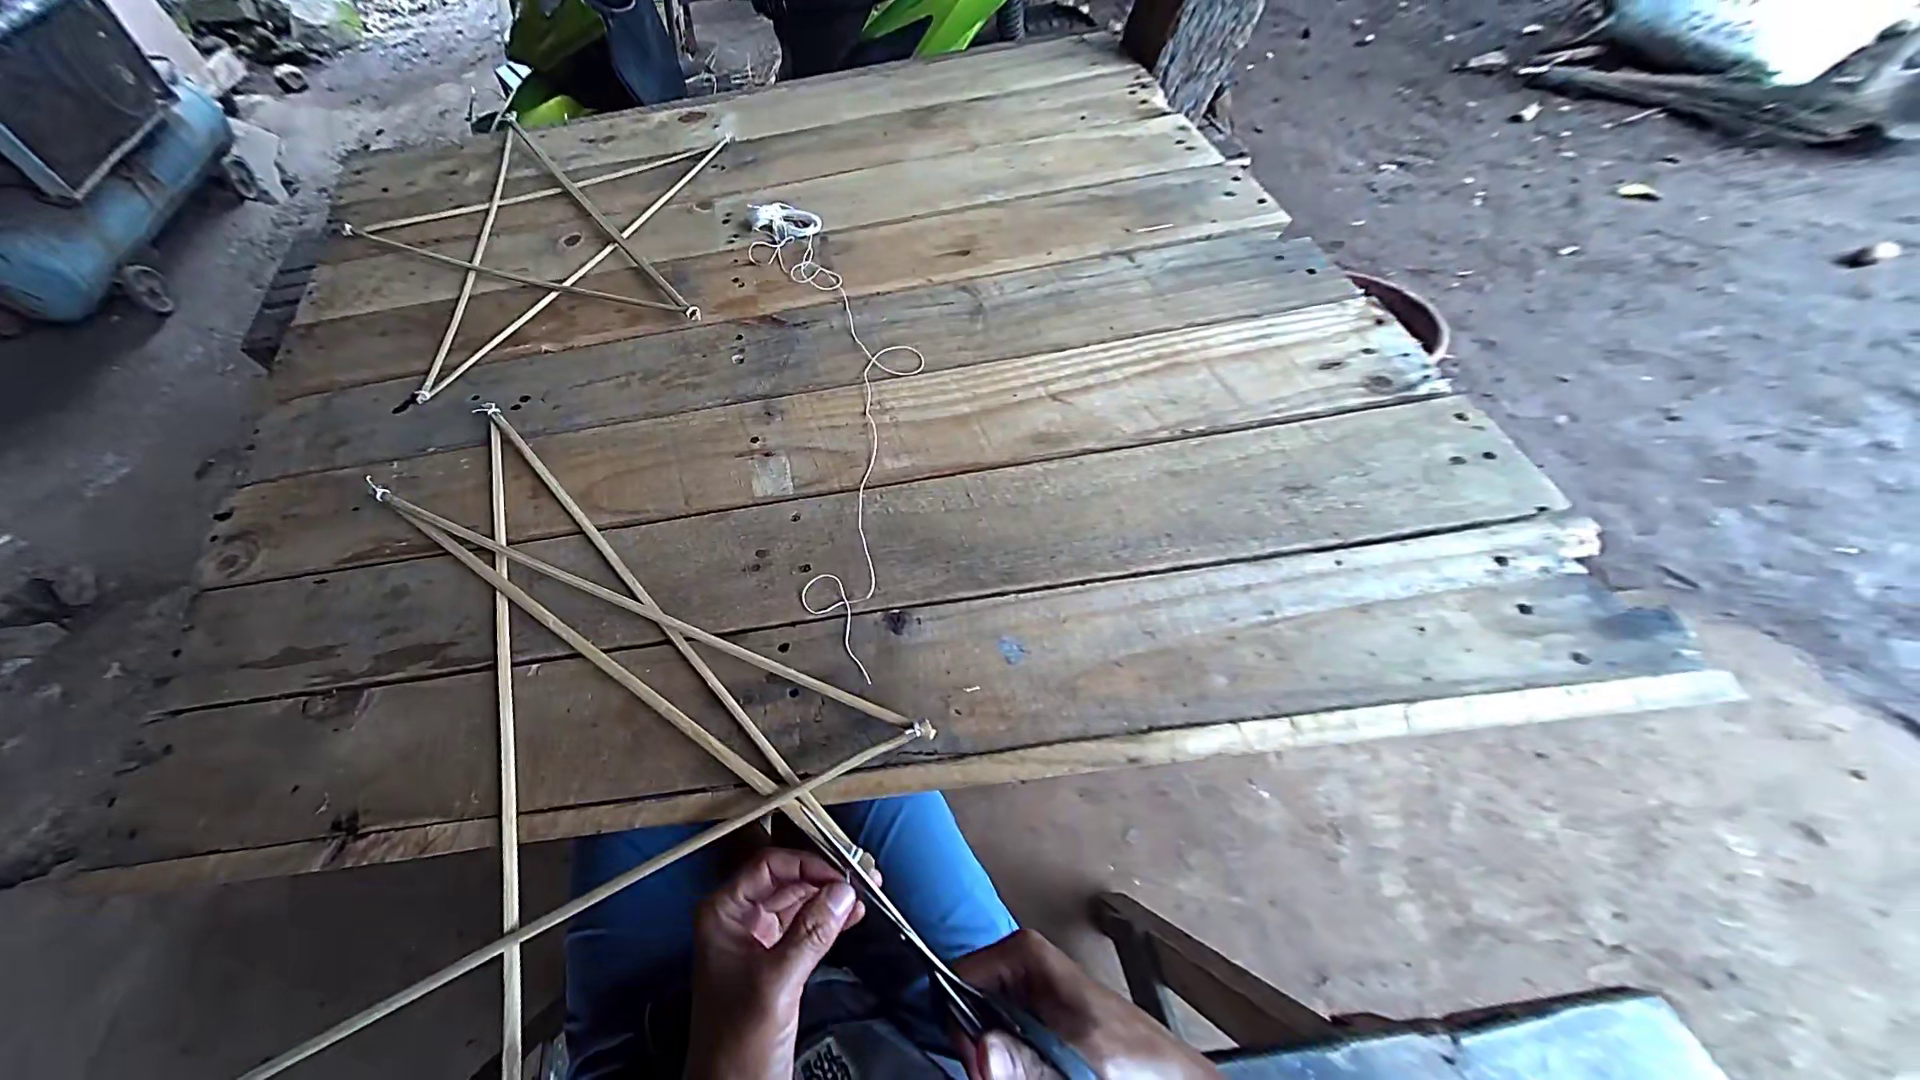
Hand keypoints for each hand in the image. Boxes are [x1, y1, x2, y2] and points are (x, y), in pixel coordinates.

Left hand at [684, 847, 867, 1079]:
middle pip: (786, 878)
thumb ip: (811, 933)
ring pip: (798, 899)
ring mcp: (755, 939)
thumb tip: (843, 891)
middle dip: (824, 876)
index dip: (807, 863)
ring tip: (863, 892)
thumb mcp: (777, 984)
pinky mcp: (773, 959)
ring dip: (830, 895)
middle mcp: (737, 919)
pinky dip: (828, 917)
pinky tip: (851, 915)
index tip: (841, 872)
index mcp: (724, 914)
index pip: (769, 865)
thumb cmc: (736, 1047)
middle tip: (860, 876)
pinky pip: (804, 924)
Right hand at [952, 929, 1220, 1079]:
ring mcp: (1022, 992)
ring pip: (980, 1031)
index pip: (959, 979)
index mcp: (1024, 953)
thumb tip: (982, 1049)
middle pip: (966, 1007)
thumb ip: (1031, 1062)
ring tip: (1031, 1075)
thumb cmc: (1136, 1060)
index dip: (963, 1028)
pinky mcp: (1029, 1021)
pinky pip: (999, 1043)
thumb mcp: (1082, 1061)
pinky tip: (1033, 1073)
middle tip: (1003, 1076)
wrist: (1168, 1078)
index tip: (981, 1063)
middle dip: (981, 1050)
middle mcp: (1018, 965)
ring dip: (996, 1062)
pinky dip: (1008, 1065)